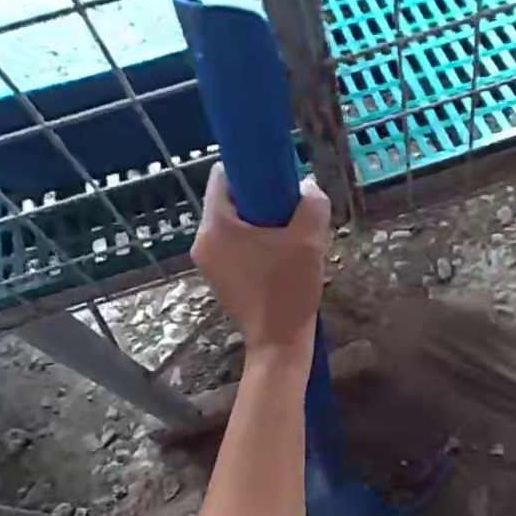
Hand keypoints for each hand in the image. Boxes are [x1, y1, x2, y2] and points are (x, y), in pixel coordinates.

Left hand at [190, 164, 330, 354]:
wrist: (279, 342)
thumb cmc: (289, 289)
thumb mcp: (309, 240)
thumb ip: (312, 204)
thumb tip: (308, 187)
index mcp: (216, 225)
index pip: (224, 176)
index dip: (253, 172)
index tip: (280, 183)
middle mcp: (203, 240)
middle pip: (230, 202)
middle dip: (261, 202)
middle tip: (290, 216)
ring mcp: (208, 262)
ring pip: (234, 226)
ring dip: (260, 225)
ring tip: (289, 240)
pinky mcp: (219, 278)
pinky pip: (235, 247)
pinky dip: (255, 245)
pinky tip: (280, 260)